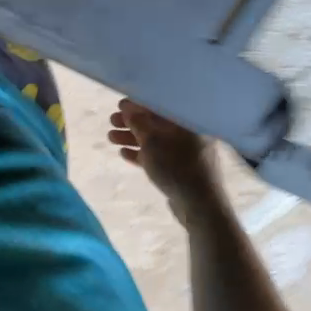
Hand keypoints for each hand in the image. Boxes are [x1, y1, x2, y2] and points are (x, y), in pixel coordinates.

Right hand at [108, 99, 228, 223]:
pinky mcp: (181, 168)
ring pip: (154, 140)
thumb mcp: (152, 141)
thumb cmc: (176, 166)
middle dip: (131, 122)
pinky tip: (124, 154)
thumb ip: (137, 122)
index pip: (160, 106)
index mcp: (187, 122)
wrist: (199, 206)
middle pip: (155, 123)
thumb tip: (127, 107)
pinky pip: (158, 156)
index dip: (138, 104)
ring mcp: (185, 152)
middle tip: (112, 121)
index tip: (119, 105)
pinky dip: (141, 153)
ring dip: (131, 138)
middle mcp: (189, 134)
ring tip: (111, 138)